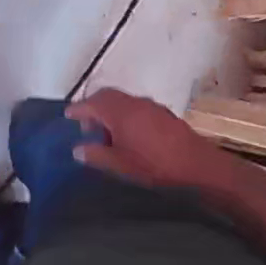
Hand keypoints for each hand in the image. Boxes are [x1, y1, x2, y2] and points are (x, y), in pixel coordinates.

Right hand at [66, 89, 239, 190]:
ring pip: (125, 102)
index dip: (78, 109)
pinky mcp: (166, 116)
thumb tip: (78, 149)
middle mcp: (136, 103)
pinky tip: (128, 137)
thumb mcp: (119, 165)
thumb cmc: (154, 167)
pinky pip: (138, 109)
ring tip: (105, 135)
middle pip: (109, 97)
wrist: (198, 167)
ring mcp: (153, 107)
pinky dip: (126, 117)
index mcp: (120, 112)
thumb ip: (96, 155)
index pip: (92, 102)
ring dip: (111, 112)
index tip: (67, 116)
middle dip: (94, 107)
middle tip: (85, 126)